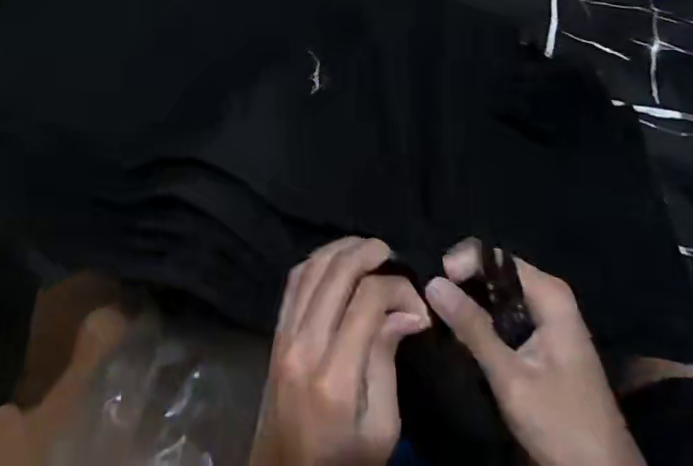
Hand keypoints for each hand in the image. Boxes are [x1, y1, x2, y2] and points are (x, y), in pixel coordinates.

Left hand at [250, 237, 430, 465]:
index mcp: (334, 377)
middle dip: (370, 252)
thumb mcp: (381, 428)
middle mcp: (303, 347)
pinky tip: (339, 261)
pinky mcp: (274, 337)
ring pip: (311, 268)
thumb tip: (409, 310)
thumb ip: (387, 359)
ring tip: (370, 250)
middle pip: (336, 272)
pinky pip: (293, 282)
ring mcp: (282, 339)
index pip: (368, 298)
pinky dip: (318, 261)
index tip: (418, 305)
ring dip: (342, 248)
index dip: (400, 289)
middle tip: (394, 256)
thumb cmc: (343, 462)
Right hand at [424, 242, 646, 465]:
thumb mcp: (511, 377)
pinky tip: (460, 337)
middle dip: (463, 283)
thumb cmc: (561, 422)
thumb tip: (433, 283)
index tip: (433, 285)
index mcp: (550, 294)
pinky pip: (506, 318)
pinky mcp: (542, 342)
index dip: (463, 262)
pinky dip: (482, 323)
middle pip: (497, 274)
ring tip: (436, 317)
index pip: (497, 257)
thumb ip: (473, 329)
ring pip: (499, 297)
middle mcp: (550, 297)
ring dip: (470, 305)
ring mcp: (548, 320)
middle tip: (428, 303)